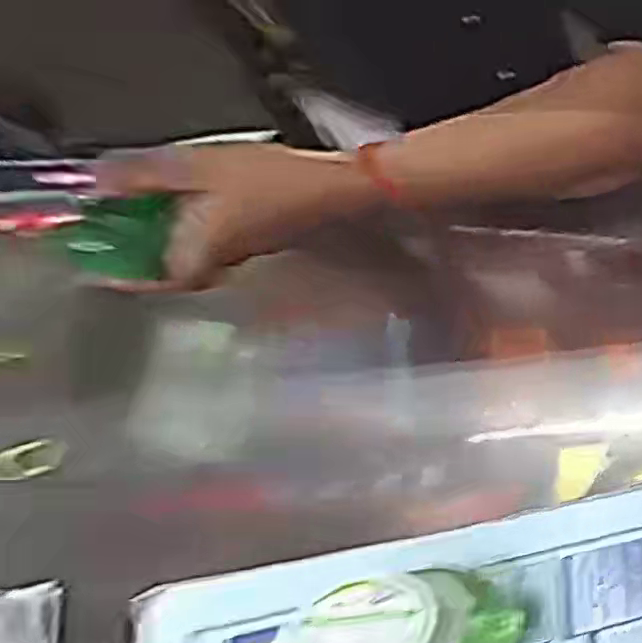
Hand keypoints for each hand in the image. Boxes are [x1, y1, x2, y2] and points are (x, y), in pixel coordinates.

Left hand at [92, 143, 377, 290]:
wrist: (344, 189)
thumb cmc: (274, 179)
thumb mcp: (194, 166)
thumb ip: (141, 176)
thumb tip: (101, 187)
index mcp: (211, 242)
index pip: (172, 278)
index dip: (140, 281)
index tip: (110, 274)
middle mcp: (236, 254)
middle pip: (190, 269)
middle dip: (157, 261)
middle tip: (124, 240)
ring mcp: (261, 248)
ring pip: (209, 256)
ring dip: (180, 245)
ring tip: (151, 220)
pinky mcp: (276, 237)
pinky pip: (230, 244)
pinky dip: (205, 234)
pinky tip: (195, 212)